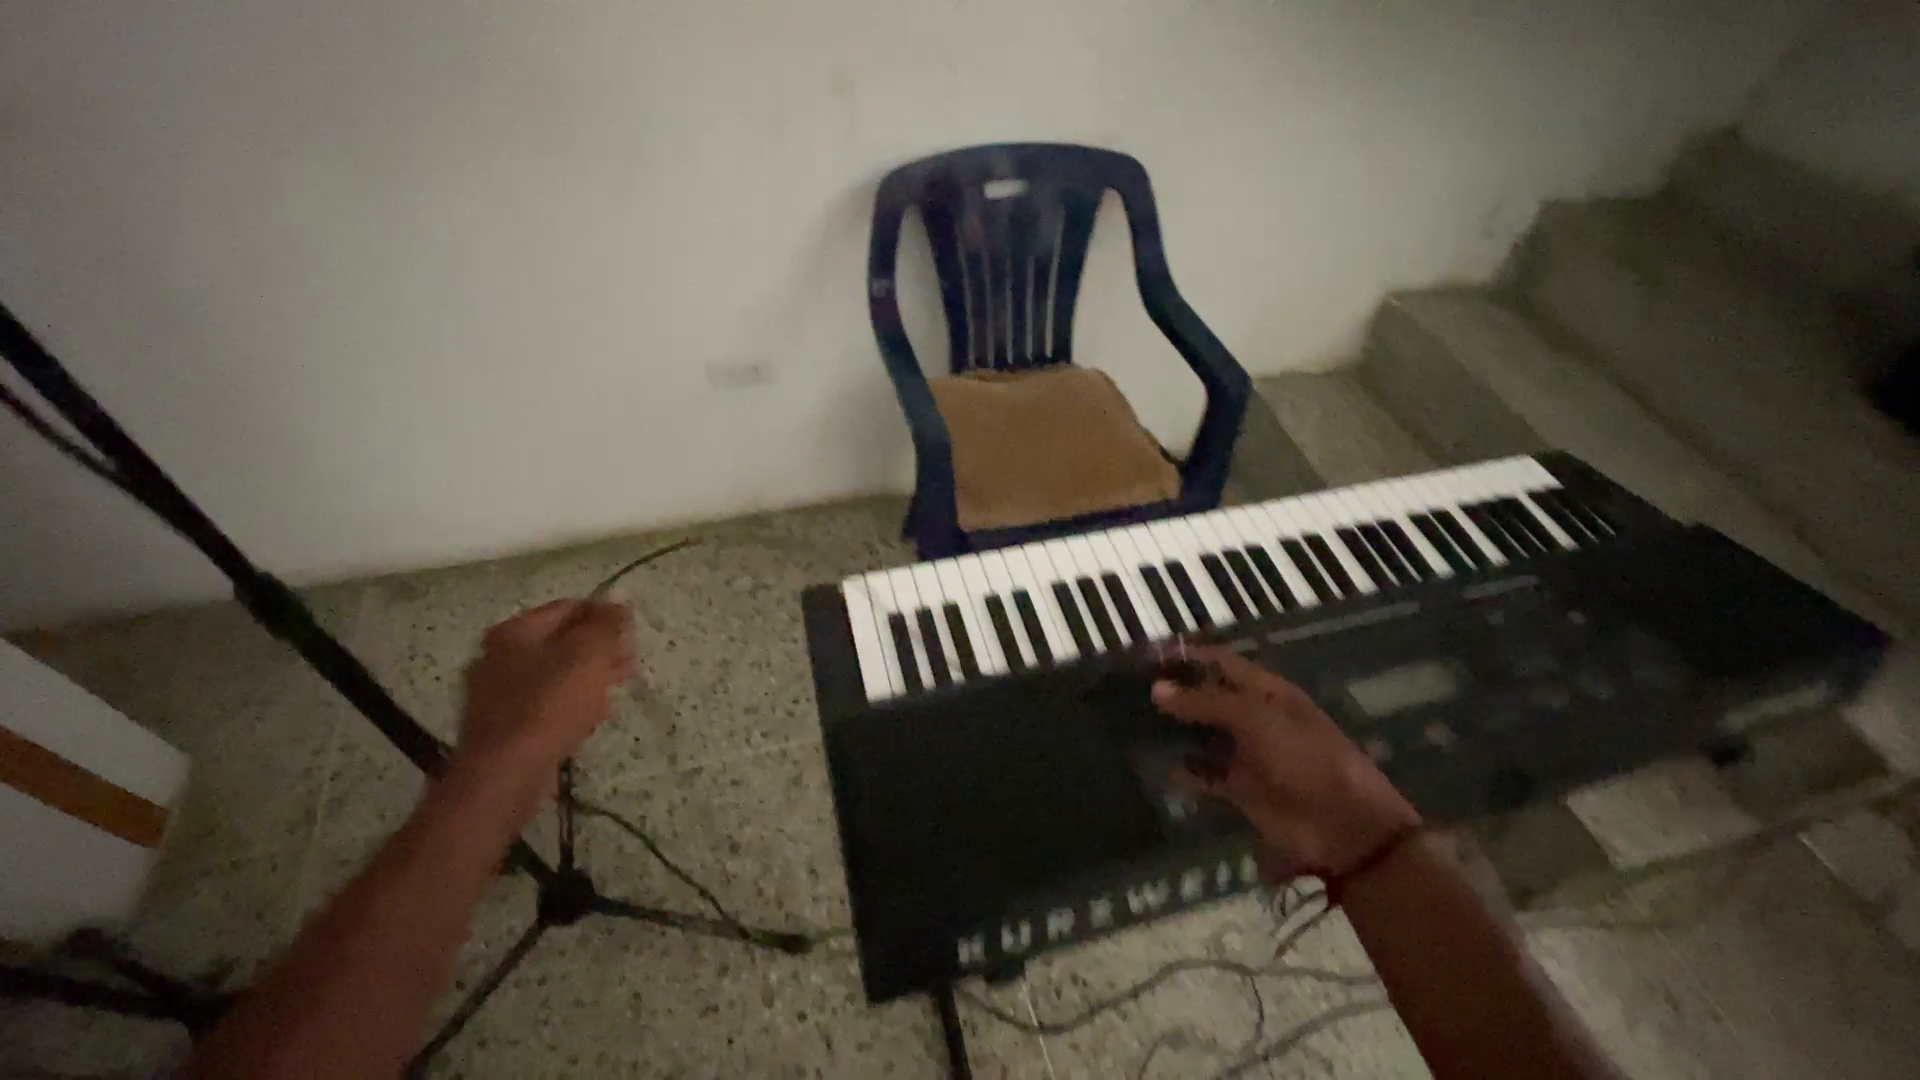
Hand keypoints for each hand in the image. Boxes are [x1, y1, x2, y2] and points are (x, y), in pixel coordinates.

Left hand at [451, 600, 635, 785]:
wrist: (506, 773)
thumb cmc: (548, 706)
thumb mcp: (587, 656)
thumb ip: (606, 626)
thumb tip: (620, 606)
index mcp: (516, 632)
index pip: (569, 608)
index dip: (605, 615)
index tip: (633, 631)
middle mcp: (501, 656)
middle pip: (562, 640)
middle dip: (600, 648)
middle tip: (630, 661)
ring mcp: (501, 692)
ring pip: (558, 673)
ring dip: (592, 675)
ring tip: (620, 686)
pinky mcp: (508, 724)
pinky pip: (548, 702)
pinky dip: (574, 702)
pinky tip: (596, 714)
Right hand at [1152, 645, 1419, 878]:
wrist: (1341, 823)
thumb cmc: (1303, 757)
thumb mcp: (1255, 718)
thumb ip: (1204, 702)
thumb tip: (1156, 689)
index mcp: (1266, 691)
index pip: (1220, 662)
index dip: (1187, 656)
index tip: (1149, 655)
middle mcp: (1253, 717)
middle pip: (1207, 697)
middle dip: (1174, 692)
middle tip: (1130, 691)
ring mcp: (1246, 753)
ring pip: (1201, 735)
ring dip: (1173, 731)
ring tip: (1132, 724)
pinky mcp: (1239, 787)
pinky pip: (1203, 773)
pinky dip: (1181, 770)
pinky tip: (1155, 764)